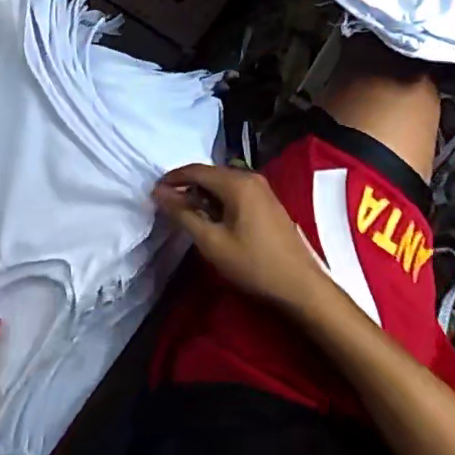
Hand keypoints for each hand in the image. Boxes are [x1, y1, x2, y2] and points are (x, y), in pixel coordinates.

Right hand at [152, 164, 331, 312]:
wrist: (299, 284)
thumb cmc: (253, 264)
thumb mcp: (212, 242)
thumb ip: (184, 214)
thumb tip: (160, 193)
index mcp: (237, 183)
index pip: (196, 170)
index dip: (173, 178)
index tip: (154, 192)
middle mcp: (250, 177)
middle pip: (210, 173)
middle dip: (187, 186)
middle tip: (168, 206)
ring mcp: (262, 188)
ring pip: (223, 182)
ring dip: (203, 194)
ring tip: (187, 215)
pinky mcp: (268, 201)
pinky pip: (236, 191)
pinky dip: (219, 199)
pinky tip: (213, 219)